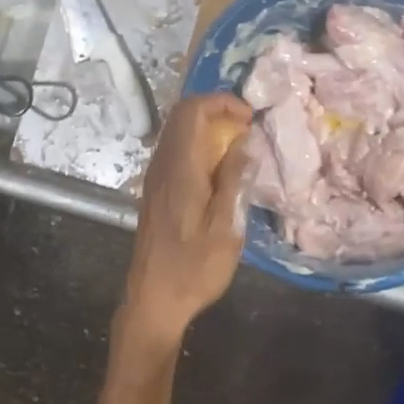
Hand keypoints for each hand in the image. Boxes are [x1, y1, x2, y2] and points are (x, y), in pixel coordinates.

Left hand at [124, 94, 252, 343]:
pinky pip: (177, 150)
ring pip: (178, 131)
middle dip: (217, 109)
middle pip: (182, 114)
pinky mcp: (157, 190)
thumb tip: (244, 143)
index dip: (223, 102)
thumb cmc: (193, 269)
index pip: (193, 111)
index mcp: (180, 170)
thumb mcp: (226, 229)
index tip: (250, 118)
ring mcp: (156, 177)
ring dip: (209, 126)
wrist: (153, 301)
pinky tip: (221, 168)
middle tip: (248, 128)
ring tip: (240, 145)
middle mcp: (163, 165)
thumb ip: (233, 180)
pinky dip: (200, 144)